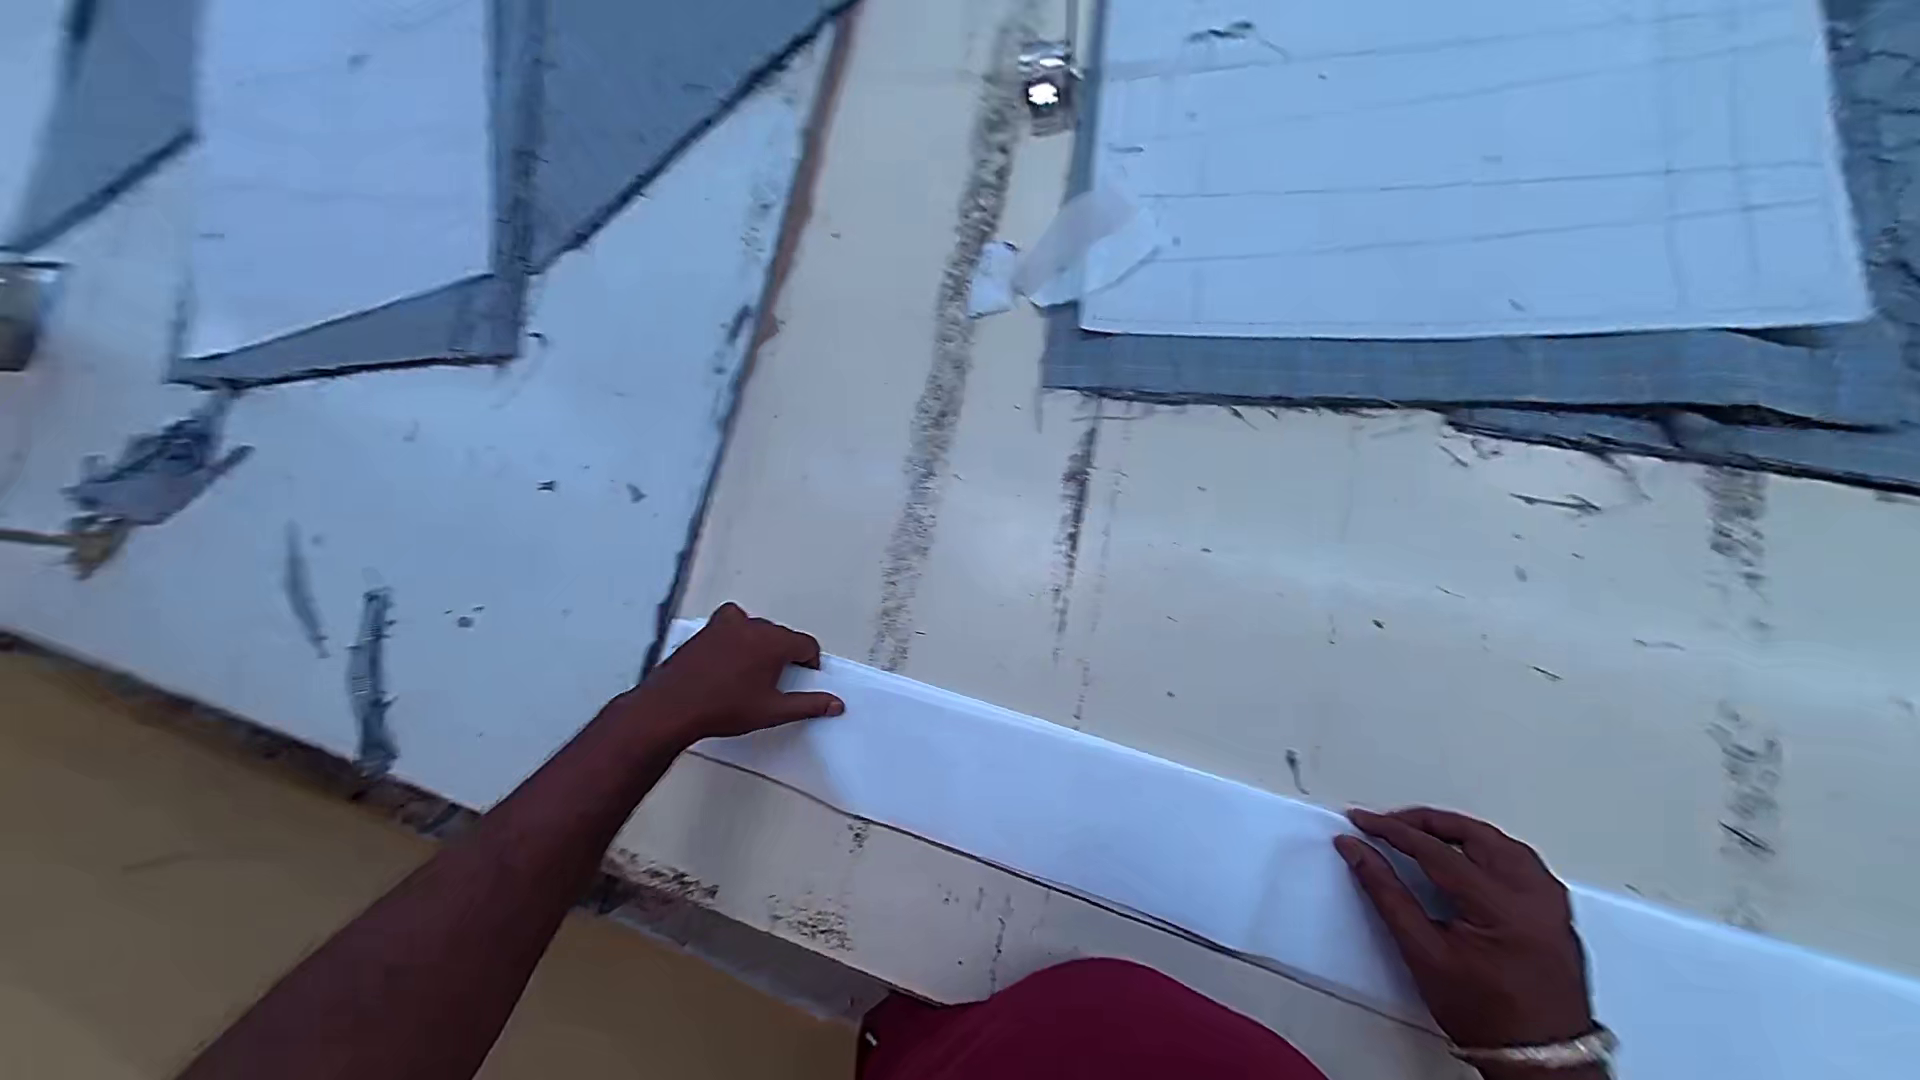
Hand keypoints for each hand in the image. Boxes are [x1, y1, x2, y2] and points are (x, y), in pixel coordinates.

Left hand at [627, 603, 844, 745]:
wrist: (672, 710)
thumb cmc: (716, 708)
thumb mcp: (772, 711)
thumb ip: (808, 705)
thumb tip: (831, 704)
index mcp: (773, 643)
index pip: (806, 644)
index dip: (810, 662)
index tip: (805, 675)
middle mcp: (752, 628)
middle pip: (783, 635)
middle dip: (785, 655)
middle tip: (778, 681)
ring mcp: (727, 626)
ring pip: (759, 628)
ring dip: (762, 644)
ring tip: (753, 672)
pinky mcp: (707, 630)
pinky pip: (731, 621)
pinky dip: (737, 630)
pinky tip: (732, 651)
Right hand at [1333, 808, 1594, 1053]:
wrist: (1540, 1065)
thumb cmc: (1487, 1018)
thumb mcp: (1422, 952)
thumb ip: (1386, 892)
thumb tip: (1357, 852)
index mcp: (1502, 908)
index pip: (1436, 850)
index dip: (1392, 830)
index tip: (1364, 823)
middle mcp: (1534, 900)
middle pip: (1474, 835)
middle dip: (1426, 821)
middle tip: (1390, 822)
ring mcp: (1552, 907)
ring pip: (1501, 843)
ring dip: (1457, 830)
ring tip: (1422, 832)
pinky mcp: (1556, 915)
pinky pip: (1521, 862)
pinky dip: (1486, 847)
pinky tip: (1465, 853)